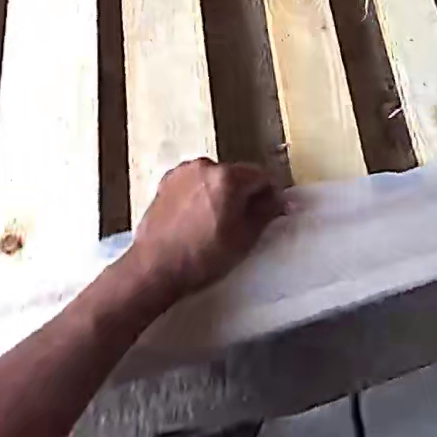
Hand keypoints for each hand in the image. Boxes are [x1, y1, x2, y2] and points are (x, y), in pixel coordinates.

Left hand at [121, 159, 284, 300]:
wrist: (152, 270)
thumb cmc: (203, 256)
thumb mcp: (244, 238)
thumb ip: (268, 212)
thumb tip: (284, 200)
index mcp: (228, 176)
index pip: (262, 177)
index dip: (270, 195)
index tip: (270, 213)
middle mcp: (206, 165)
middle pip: (238, 175)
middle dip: (244, 193)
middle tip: (241, 222)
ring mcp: (183, 172)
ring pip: (215, 178)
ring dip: (221, 192)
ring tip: (215, 222)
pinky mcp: (166, 182)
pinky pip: (194, 183)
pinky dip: (200, 194)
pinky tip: (196, 218)